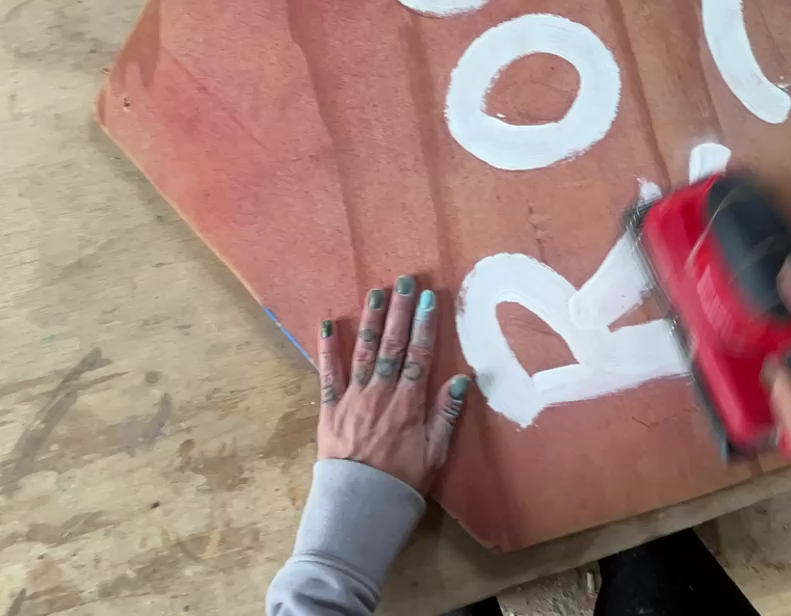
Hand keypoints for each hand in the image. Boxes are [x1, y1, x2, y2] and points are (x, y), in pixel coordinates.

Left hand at [317, 275, 473, 491]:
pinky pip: (327, 375)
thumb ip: (446, 415)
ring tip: (375, 292)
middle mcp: (380, 393)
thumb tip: (464, 378)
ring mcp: (352, 398)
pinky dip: (327, 349)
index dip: (424, 325)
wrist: (357, 510)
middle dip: (399, 311)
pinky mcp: (328, 409)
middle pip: (391, 345)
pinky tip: (327, 325)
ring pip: (363, 351)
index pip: (418, 355)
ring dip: (369, 320)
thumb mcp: (433, 454)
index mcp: (407, 403)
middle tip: (403, 280)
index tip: (428, 298)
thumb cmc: (401, 484)